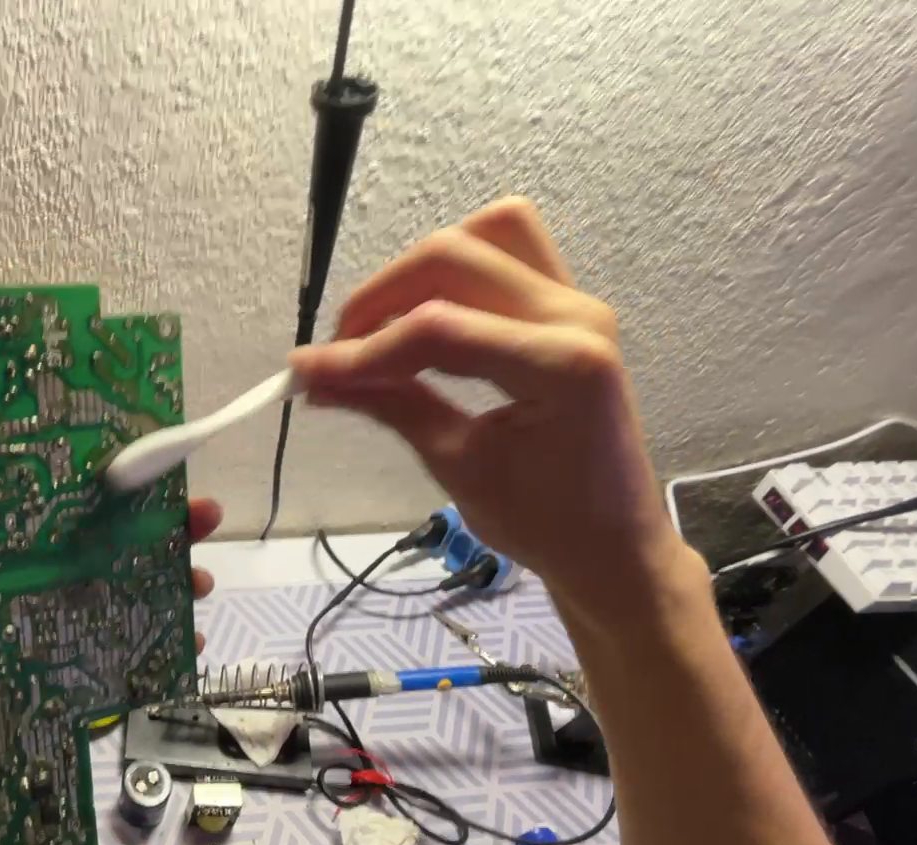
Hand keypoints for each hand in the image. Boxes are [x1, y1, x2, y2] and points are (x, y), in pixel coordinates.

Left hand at [0, 460, 220, 798]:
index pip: (45, 510)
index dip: (93, 483)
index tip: (141, 461)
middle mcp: (24, 595)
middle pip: (96, 549)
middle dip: (152, 529)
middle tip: (201, 517)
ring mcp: (49, 640)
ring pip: (117, 598)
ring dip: (165, 583)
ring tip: (201, 581)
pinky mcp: (68, 685)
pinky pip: (120, 656)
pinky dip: (156, 645)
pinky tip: (188, 645)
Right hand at [288, 197, 692, 618]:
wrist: (611, 540)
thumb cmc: (542, 520)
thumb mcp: (456, 466)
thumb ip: (391, 407)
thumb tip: (316, 379)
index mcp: (560, 365)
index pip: (437, 329)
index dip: (360, 349)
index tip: (304, 374)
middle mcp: (575, 313)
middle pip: (455, 257)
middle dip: (380, 298)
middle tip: (339, 352)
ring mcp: (577, 301)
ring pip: (488, 233)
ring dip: (420, 269)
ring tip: (381, 326)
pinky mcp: (568, 305)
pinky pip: (508, 252)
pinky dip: (453, 270)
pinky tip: (423, 315)